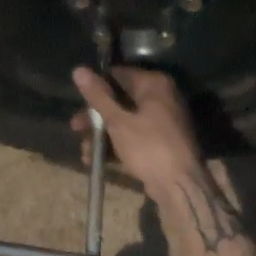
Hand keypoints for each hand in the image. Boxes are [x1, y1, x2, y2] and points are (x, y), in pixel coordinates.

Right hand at [72, 67, 203, 196]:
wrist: (179, 185)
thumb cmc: (149, 147)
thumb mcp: (118, 121)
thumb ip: (98, 97)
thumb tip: (78, 70)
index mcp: (154, 84)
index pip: (118, 75)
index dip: (96, 87)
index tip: (78, 101)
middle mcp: (160, 98)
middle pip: (120, 100)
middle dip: (96, 118)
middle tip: (75, 129)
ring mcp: (161, 122)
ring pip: (124, 121)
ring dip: (102, 136)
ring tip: (85, 152)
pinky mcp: (159, 143)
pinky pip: (133, 138)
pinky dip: (116, 146)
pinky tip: (96, 160)